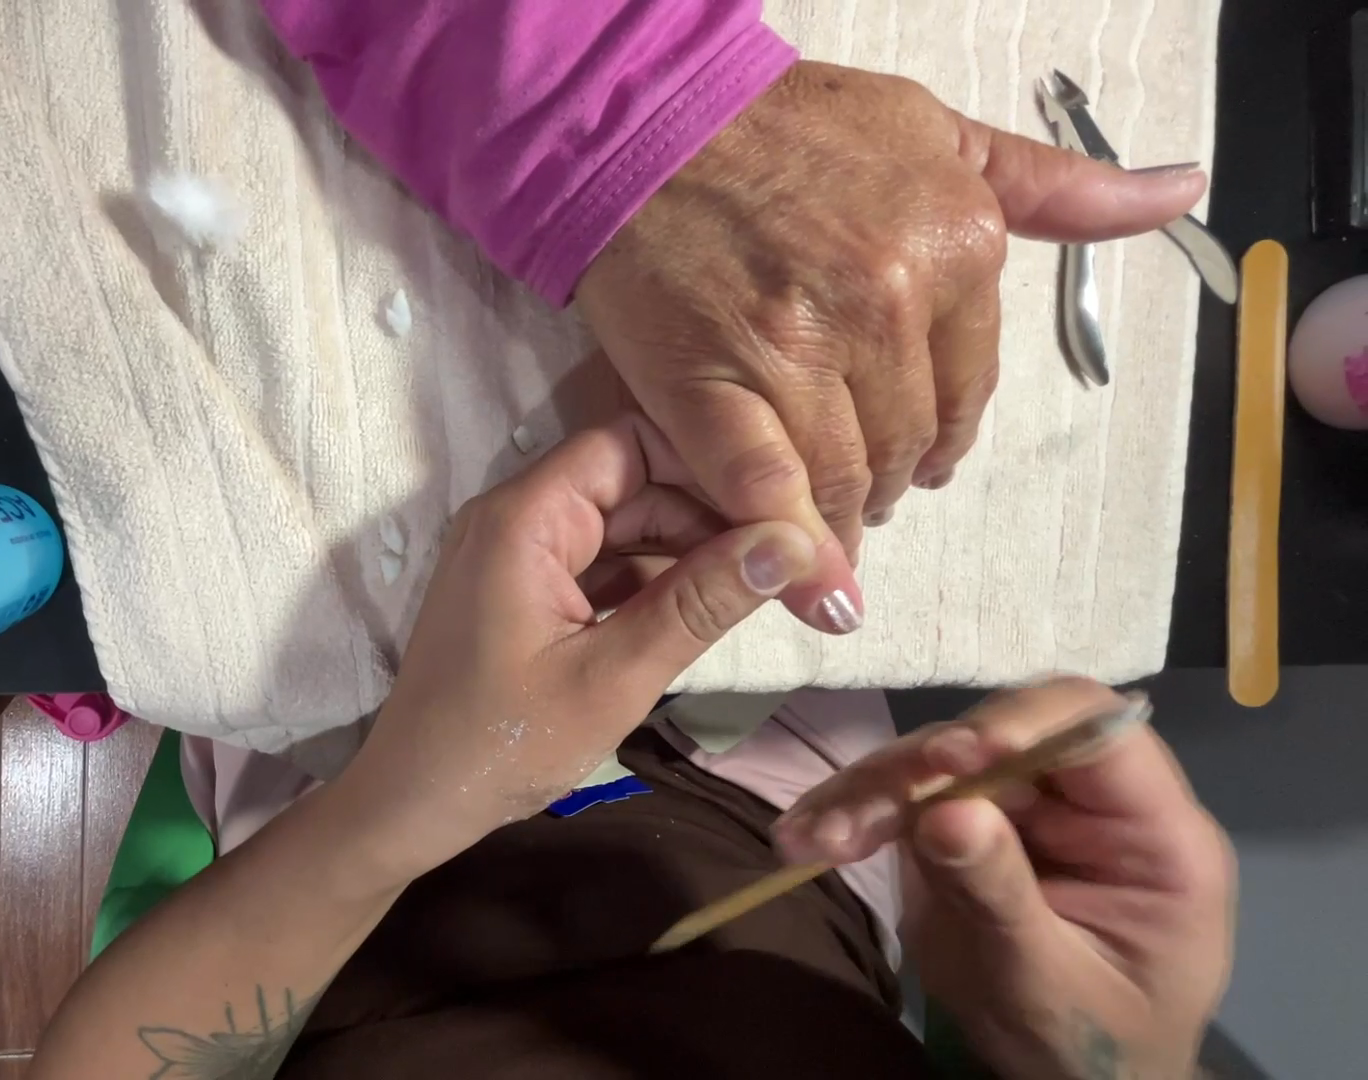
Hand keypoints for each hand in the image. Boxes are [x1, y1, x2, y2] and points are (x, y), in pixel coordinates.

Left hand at [328, 413, 818, 879]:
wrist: (416, 797)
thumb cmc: (505, 742)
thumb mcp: (614, 675)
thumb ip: (701, 601)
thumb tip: (792, 541)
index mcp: (525, 515)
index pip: (630, 441)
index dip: (708, 461)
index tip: (783, 503)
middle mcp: (515, 515)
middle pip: (629, 481)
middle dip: (706, 515)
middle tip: (792, 558)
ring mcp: (515, 552)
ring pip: (617, 524)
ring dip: (683, 551)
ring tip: (763, 585)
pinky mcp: (521, 587)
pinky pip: (594, 561)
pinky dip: (645, 579)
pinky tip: (702, 606)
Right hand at [577, 61, 1209, 635]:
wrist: (650, 138)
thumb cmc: (781, 131)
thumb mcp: (934, 129)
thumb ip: (1048, 181)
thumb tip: (1172, 194)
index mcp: (953, 249)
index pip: (962, 392)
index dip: (938, 445)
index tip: (915, 472)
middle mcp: (884, 308)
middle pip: (902, 445)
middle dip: (888, 489)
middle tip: (862, 507)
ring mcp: (793, 356)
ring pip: (841, 475)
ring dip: (841, 524)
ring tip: (827, 539)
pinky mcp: (711, 389)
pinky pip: (761, 484)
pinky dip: (788, 543)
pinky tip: (814, 593)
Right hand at [772, 678, 1235, 1079]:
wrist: (1051, 1075)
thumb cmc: (1085, 1042)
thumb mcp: (1047, 983)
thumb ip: (1001, 894)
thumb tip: (948, 811)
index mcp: (1146, 833)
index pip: (1094, 730)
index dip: (1024, 724)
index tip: (953, 761)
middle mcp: (1070, 799)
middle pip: (980, 739)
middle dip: (906, 776)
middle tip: (847, 828)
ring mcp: (1005, 802)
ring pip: (919, 762)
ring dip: (859, 797)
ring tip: (808, 844)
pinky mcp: (947, 812)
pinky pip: (887, 791)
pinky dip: (840, 811)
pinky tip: (802, 838)